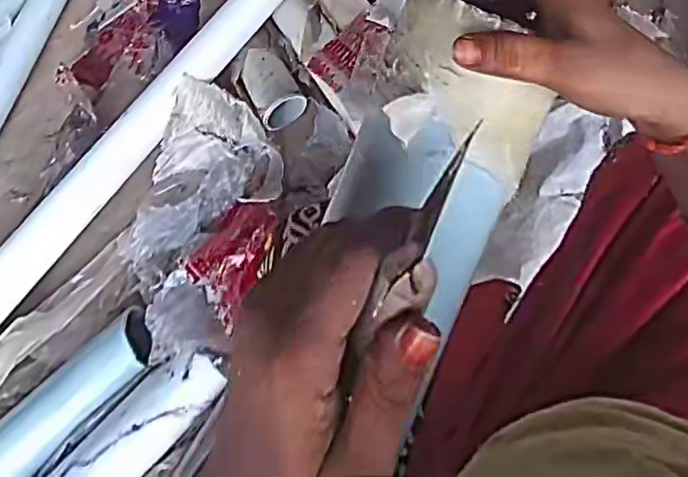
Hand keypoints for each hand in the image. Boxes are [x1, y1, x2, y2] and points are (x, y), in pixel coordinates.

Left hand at [204, 211, 441, 476]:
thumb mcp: (360, 466)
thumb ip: (389, 393)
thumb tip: (421, 324)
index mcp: (293, 352)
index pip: (349, 257)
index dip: (393, 234)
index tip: (431, 233)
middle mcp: (268, 317)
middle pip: (333, 243)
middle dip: (381, 238)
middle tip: (425, 264)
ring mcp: (256, 309)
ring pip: (317, 244)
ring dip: (361, 247)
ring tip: (399, 283)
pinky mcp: (256, 311)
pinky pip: (303, 261)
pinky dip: (339, 261)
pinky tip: (362, 296)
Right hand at [452, 0, 687, 139]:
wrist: (664, 98)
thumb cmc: (616, 71)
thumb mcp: (556, 64)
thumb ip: (507, 55)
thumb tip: (458, 46)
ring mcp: (570, 17)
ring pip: (524, 2)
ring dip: (498, 8)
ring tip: (471, 25)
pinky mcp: (575, 37)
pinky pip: (534, 23)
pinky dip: (513, 28)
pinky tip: (504, 51)